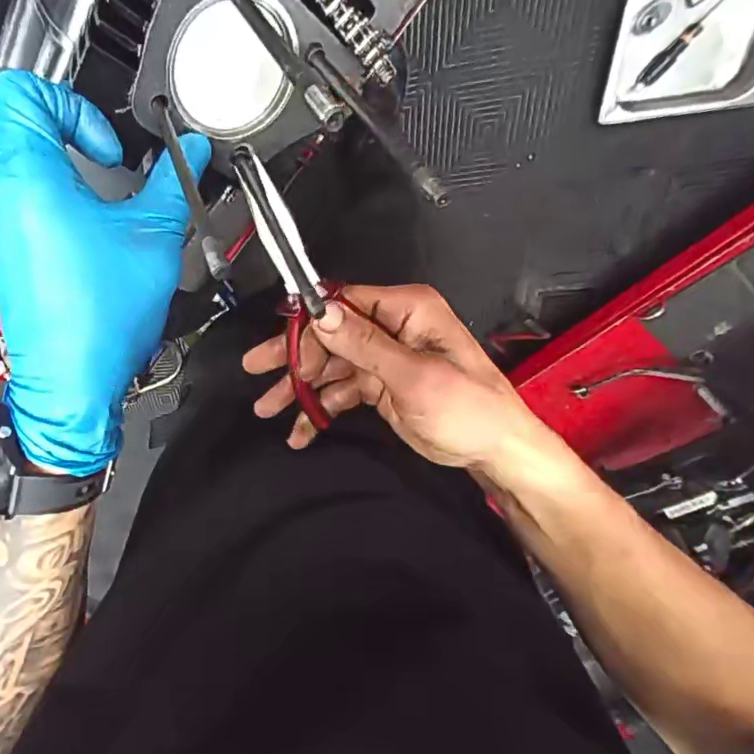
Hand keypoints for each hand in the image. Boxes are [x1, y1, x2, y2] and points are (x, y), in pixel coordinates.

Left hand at [0, 71, 210, 474]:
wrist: (71, 379)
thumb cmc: (98, 322)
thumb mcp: (153, 240)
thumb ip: (173, 184)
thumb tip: (191, 153)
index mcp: (28, 178)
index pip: (20, 91)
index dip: (72, 105)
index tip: (105, 147)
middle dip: (46, 110)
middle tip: (87, 139)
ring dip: (41, 144)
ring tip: (90, 177)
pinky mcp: (0, 242)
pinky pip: (4, 186)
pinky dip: (37, 178)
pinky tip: (81, 211)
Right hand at [241, 284, 552, 473]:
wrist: (494, 449)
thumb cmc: (474, 409)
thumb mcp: (415, 376)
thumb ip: (365, 345)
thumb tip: (325, 315)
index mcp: (408, 311)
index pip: (344, 304)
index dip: (310, 325)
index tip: (283, 347)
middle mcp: (394, 328)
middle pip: (330, 335)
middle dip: (294, 357)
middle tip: (259, 371)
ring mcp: (385, 358)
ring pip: (330, 365)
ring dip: (300, 388)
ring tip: (270, 407)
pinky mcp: (381, 385)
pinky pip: (341, 390)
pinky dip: (320, 408)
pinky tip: (302, 427)